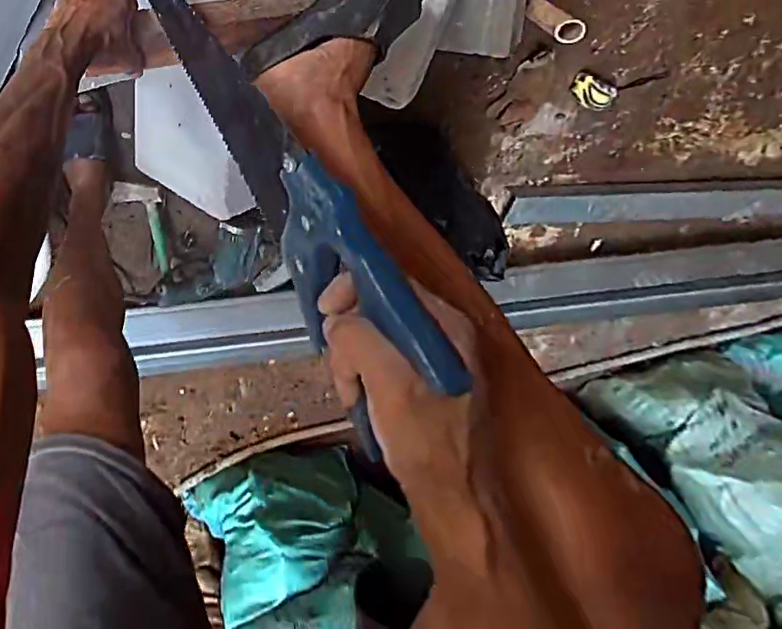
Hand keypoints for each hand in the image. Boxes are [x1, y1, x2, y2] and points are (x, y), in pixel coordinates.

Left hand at [37, 0, 139, 74]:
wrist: (68, 47)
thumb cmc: (95, 46)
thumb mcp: (126, 59)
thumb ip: (135, 59)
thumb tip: (136, 65)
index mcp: (121, 3)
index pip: (130, 5)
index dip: (128, 16)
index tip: (125, 26)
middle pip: (108, 1)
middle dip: (107, 14)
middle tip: (105, 31)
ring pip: (88, 2)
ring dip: (88, 13)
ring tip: (87, 33)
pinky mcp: (63, 2)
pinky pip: (69, 7)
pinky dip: (70, 16)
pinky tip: (71, 31)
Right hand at [319, 272, 485, 514]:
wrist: (455, 504)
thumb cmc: (427, 444)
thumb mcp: (387, 383)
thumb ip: (358, 339)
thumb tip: (335, 322)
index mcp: (445, 323)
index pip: (388, 277)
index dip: (351, 286)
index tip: (326, 310)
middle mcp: (442, 332)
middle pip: (374, 305)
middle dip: (348, 333)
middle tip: (341, 367)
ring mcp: (432, 356)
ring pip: (370, 333)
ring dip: (350, 359)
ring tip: (353, 392)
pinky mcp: (421, 379)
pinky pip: (377, 357)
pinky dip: (360, 373)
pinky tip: (362, 399)